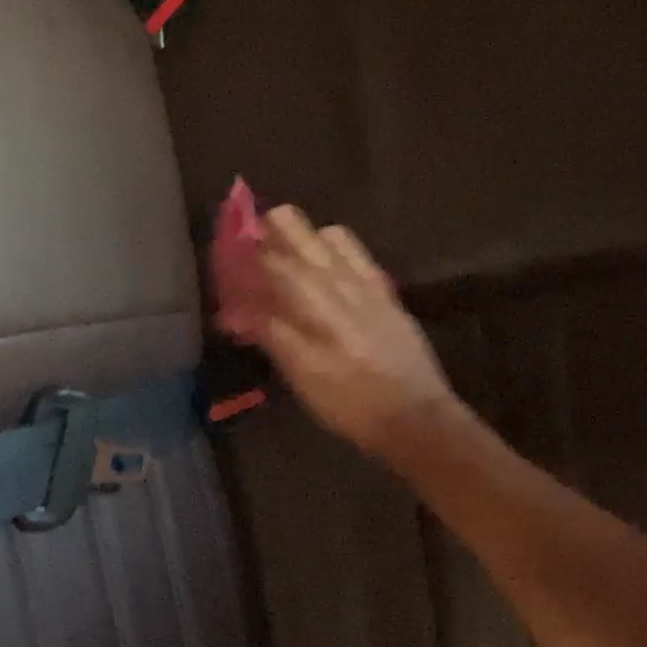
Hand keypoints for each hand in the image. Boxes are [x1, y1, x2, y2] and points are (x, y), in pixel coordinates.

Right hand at [254, 205, 461, 460]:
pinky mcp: (387, 296)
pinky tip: (328, 260)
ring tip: (286, 243)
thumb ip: (273, 337)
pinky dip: (336, 248)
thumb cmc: (353, 404)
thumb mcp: (305, 378)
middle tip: (254, 233)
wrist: (416, 417)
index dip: (250, 252)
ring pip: (333, 239)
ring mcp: (370, 286)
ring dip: (306, 235)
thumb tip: (237, 312)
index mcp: (320, 305)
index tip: (229, 246)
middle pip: (305, 237)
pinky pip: (359, 257)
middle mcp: (344, 284)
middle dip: (277, 230)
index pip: (277, 264)